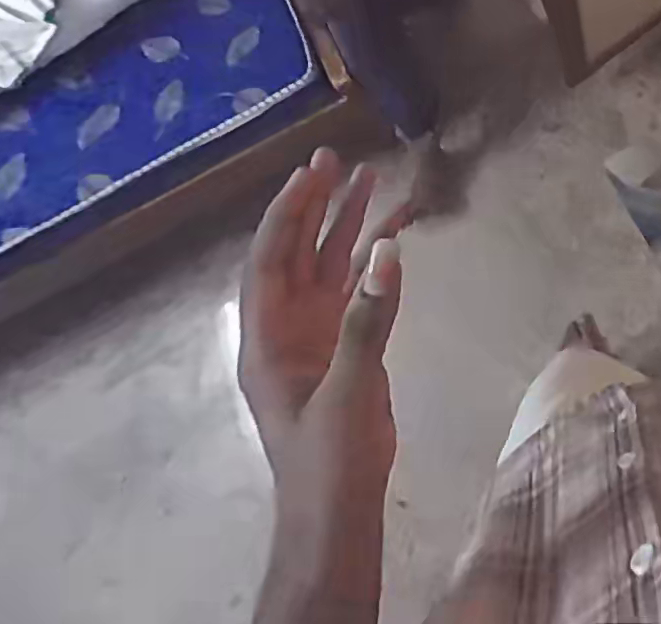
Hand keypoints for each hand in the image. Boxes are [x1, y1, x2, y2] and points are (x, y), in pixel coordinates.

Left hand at [239, 149, 409, 483]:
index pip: (272, 258)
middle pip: (299, 251)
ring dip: (348, 224)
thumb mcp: (348, 389)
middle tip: (336, 159)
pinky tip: (393, 236)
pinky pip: (359, 287)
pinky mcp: (345, 341)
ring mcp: (316, 332)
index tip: (315, 171)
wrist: (338, 502)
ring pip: (330, 264)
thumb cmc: (329, 454)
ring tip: (371, 180)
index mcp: (266, 335)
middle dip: (316, 204)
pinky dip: (375, 258)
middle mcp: (286, 324)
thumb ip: (369, 320)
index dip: (292, 210)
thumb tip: (390, 251)